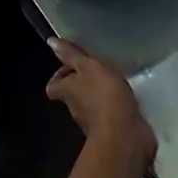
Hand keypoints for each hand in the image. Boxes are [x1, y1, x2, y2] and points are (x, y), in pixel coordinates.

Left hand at [45, 38, 155, 173]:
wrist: (124, 135)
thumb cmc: (103, 95)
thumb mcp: (88, 66)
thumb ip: (72, 55)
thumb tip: (51, 42)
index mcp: (67, 91)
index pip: (53, 85)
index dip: (60, 75)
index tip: (72, 65)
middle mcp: (76, 108)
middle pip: (72, 93)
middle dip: (82, 81)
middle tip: (97, 67)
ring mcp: (93, 121)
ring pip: (91, 103)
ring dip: (100, 92)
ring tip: (115, 77)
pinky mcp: (112, 129)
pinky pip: (109, 113)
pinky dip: (114, 105)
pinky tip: (126, 95)